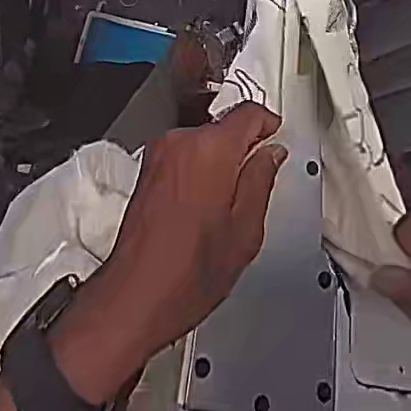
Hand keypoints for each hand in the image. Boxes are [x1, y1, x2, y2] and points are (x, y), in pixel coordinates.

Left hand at [51, 103, 285, 402]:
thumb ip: (262, 180)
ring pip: (203, 140)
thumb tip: (270, 156)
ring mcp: (159, 155)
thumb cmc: (184, 273)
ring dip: (220, 158)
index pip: (249, 112)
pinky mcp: (147, 170)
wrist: (135, 298)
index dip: (269, 123)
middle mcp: (181, 143)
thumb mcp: (245, 229)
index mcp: (210, 150)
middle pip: (225, 125)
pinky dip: (199, 168)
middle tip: (260, 173)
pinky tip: (206, 204)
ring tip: (230, 199)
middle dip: (245, 145)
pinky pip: (184, 155)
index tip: (275, 133)